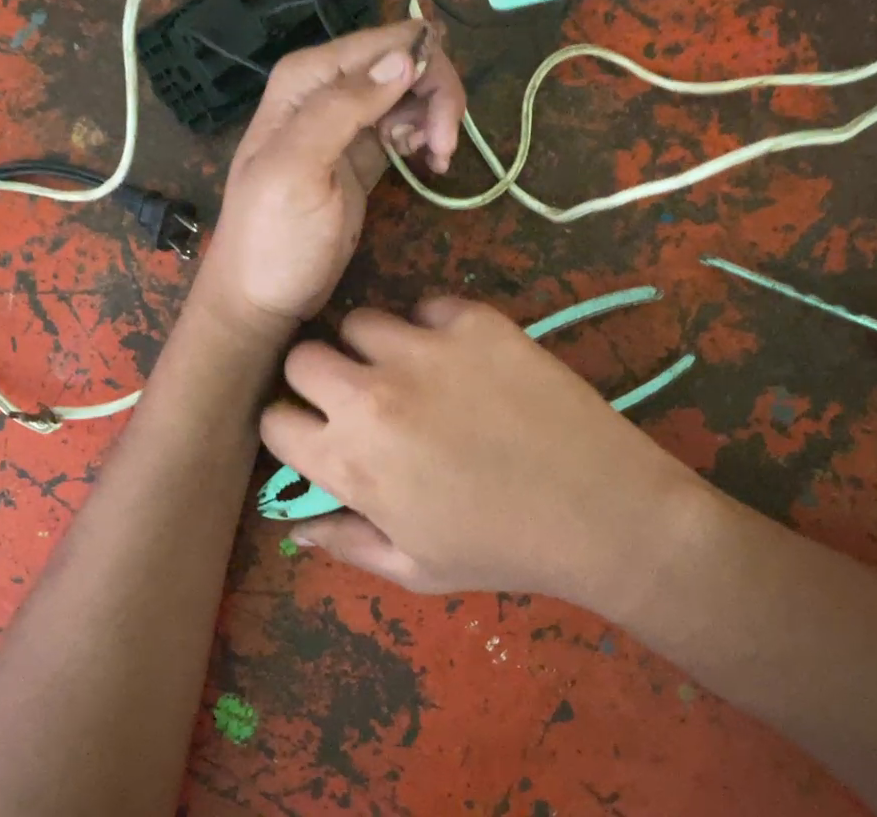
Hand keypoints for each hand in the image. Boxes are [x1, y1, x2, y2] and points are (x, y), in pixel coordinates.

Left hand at [195, 20, 466, 327]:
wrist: (263, 295)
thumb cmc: (274, 238)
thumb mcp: (298, 170)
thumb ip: (343, 108)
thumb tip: (405, 57)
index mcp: (307, 79)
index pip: (387, 42)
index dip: (426, 72)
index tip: (441, 126)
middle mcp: (327, 88)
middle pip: (406, 61)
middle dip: (436, 98)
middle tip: (443, 150)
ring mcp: (346, 120)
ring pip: (413, 90)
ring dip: (436, 119)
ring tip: (437, 161)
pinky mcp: (363, 152)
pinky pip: (407, 121)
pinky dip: (426, 136)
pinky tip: (430, 164)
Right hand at [259, 297, 713, 609]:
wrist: (602, 511)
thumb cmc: (504, 550)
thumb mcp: (415, 568)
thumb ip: (346, 542)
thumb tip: (297, 525)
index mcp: (351, 462)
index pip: (274, 421)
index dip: (291, 429)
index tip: (315, 434)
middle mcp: (372, 397)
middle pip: (304, 357)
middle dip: (318, 378)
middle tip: (355, 397)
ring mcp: (423, 351)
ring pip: (360, 321)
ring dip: (373, 348)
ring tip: (410, 372)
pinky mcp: (473, 322)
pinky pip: (426, 307)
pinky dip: (432, 328)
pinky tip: (460, 359)